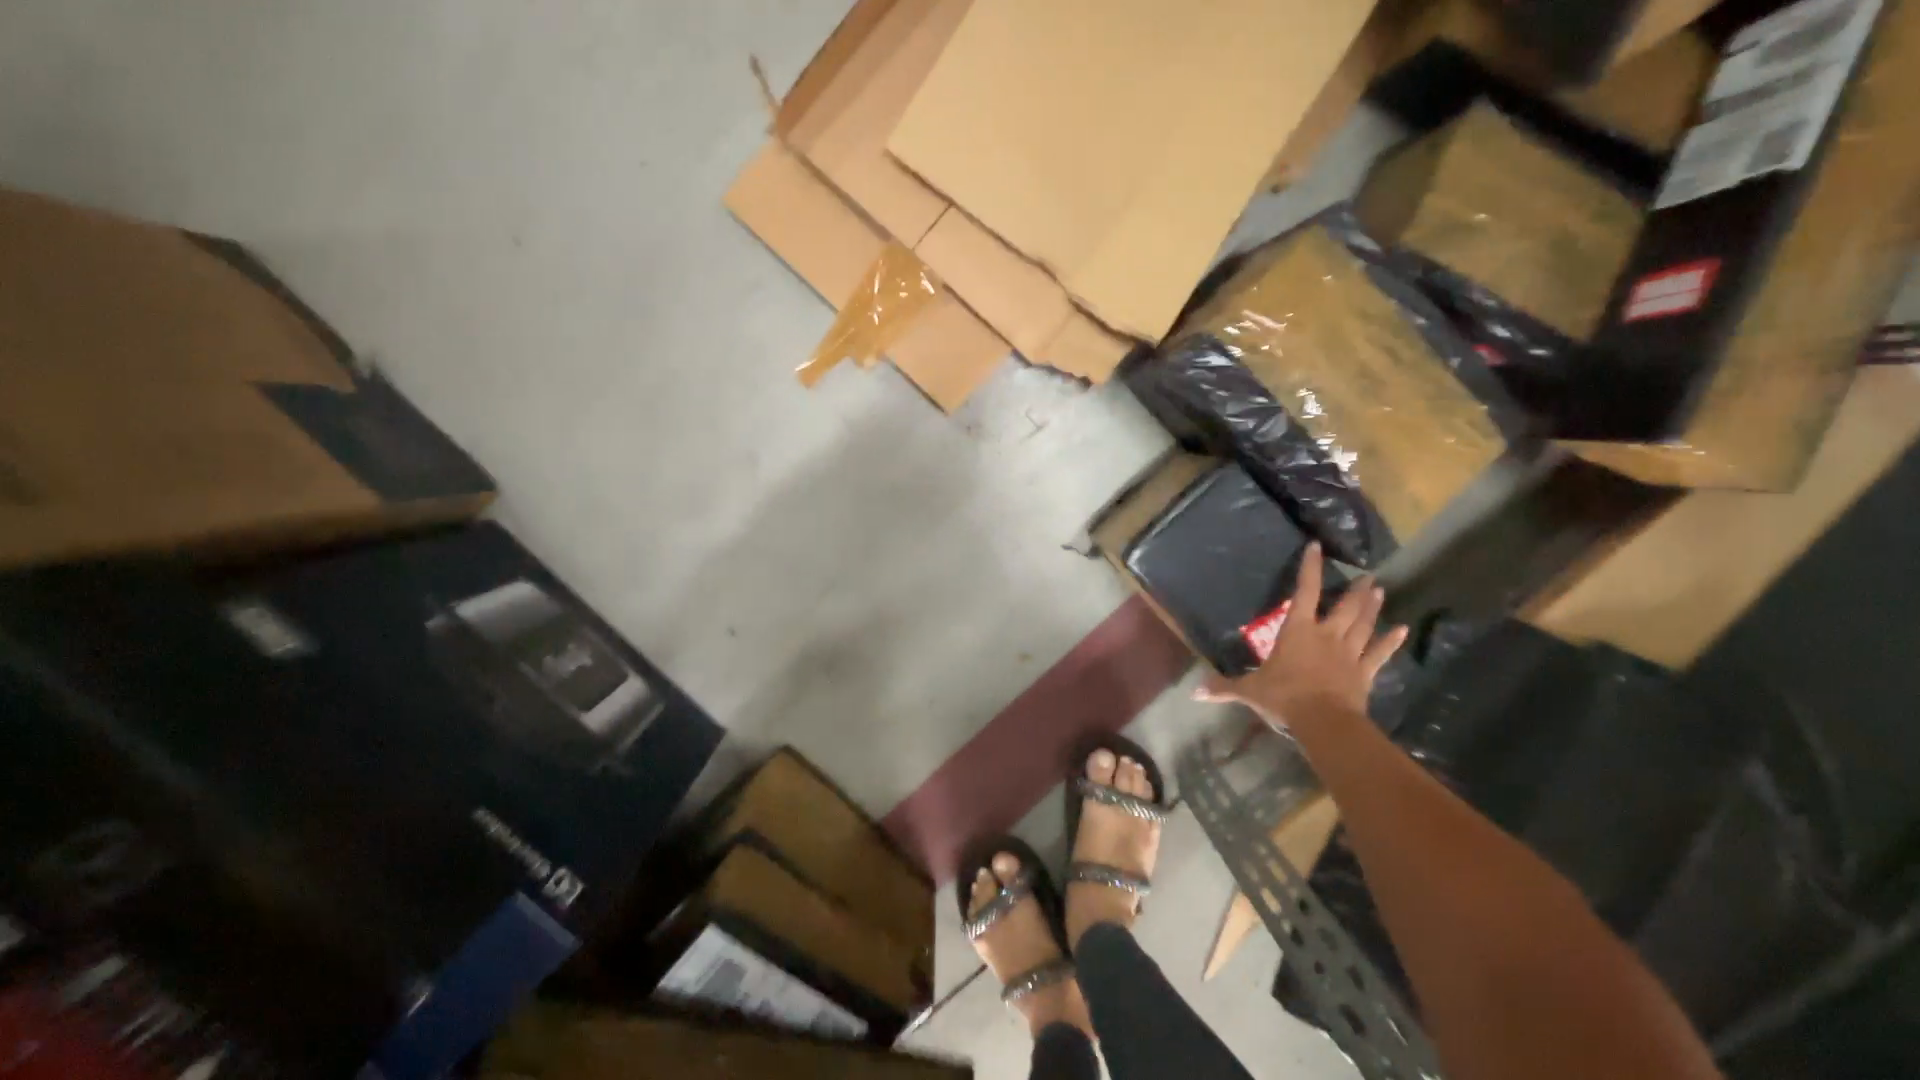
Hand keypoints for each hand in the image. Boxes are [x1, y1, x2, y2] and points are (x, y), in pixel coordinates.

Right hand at [1197, 543, 1406, 731]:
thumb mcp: (1250, 691)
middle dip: (1354, 590)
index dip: (1310, 569)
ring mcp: (1349, 653)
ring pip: (1363, 624)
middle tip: (1366, 575)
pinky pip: (1379, 654)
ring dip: (1371, 607)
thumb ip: (1225, 687)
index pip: (1304, 592)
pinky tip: (1402, 630)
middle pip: (1345, 607)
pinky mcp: (1364, 672)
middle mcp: (1327, 635)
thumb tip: (1195, 692)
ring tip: (1380, 590)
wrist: (1323, 720)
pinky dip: (1391, 642)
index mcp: (1298, 631)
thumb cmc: (1285, 697)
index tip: (1317, 547)